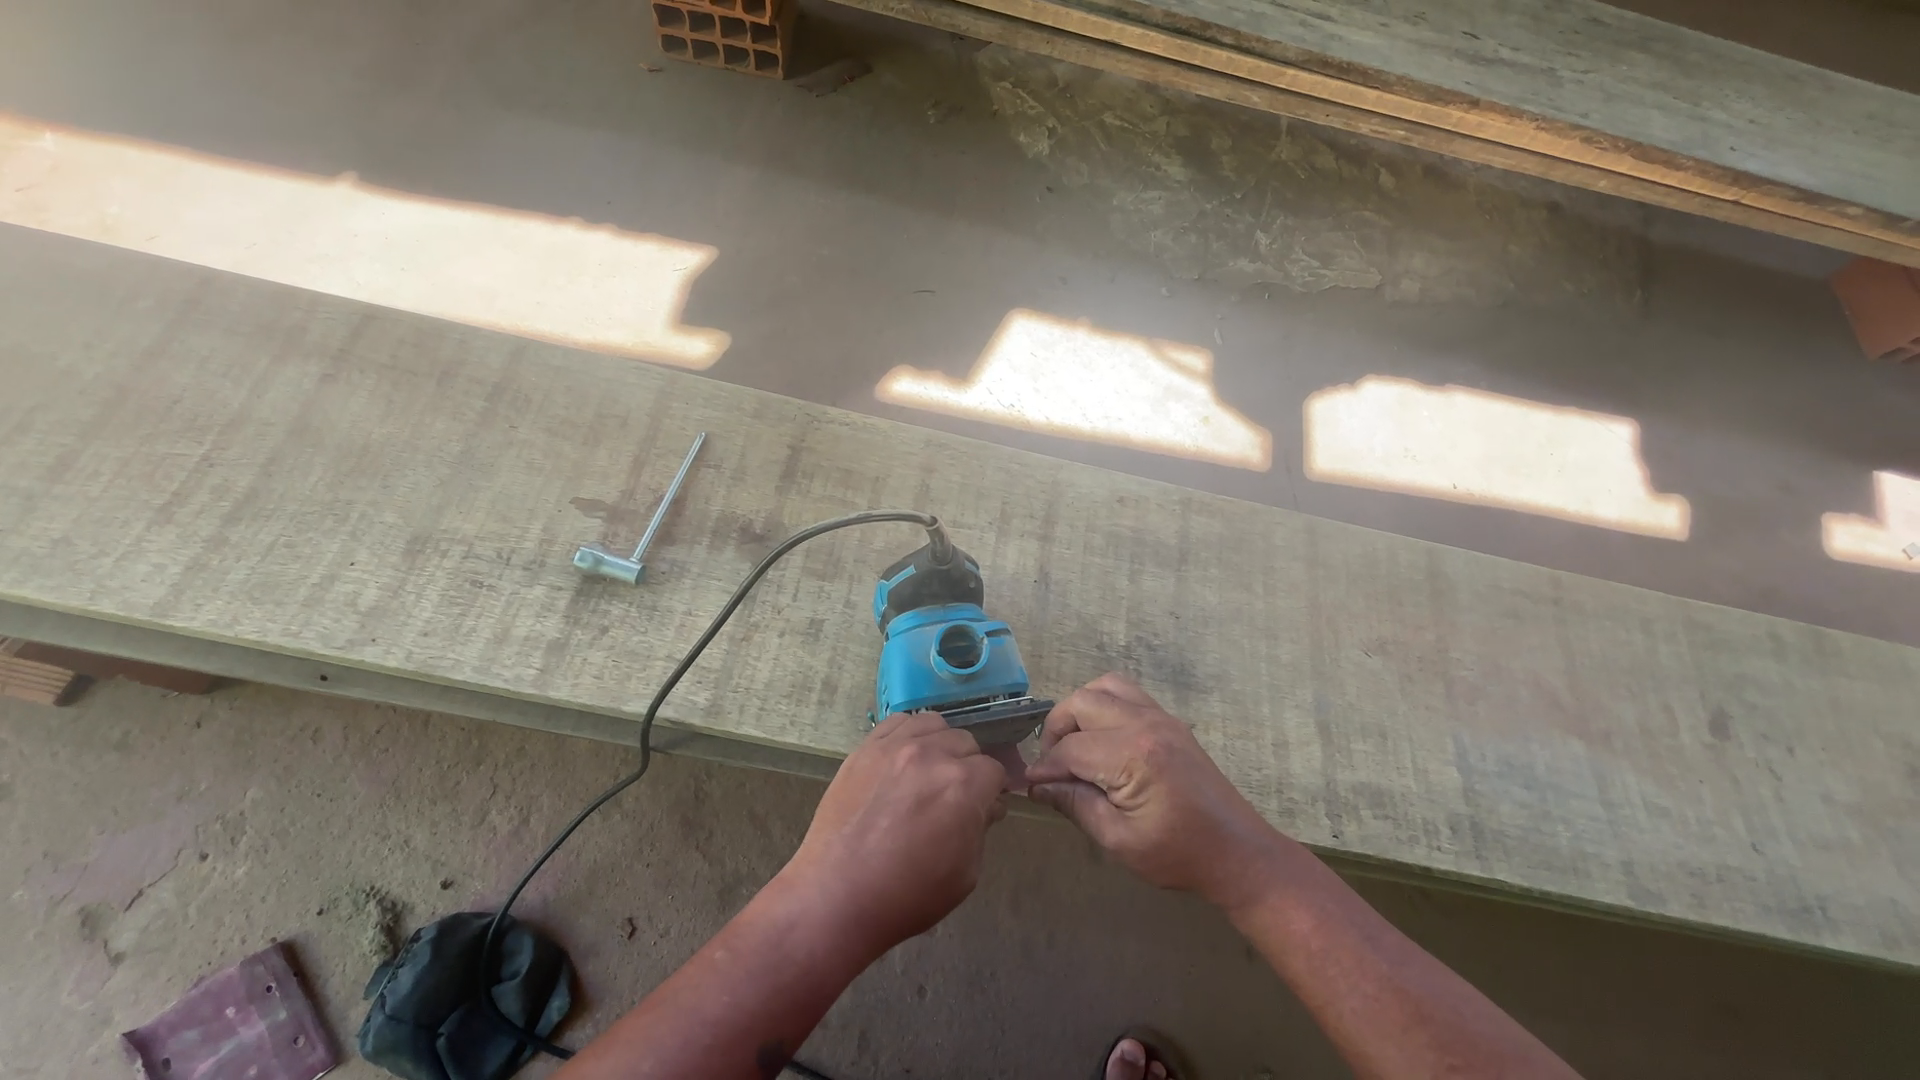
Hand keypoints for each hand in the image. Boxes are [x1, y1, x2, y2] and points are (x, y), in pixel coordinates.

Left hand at [779, 712, 1007, 954]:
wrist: (837, 896)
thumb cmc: (908, 895)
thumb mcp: (965, 873)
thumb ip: (981, 830)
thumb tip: (986, 807)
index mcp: (964, 786)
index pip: (994, 770)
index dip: (991, 792)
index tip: (982, 808)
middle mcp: (932, 755)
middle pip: (966, 743)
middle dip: (968, 768)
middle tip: (953, 797)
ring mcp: (894, 747)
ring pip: (933, 724)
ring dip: (940, 744)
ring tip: (928, 772)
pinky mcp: (865, 749)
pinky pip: (897, 722)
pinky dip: (908, 734)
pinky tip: (904, 758)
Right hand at [1025, 673, 1292, 910]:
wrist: (1237, 851)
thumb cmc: (1177, 854)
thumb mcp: (1118, 839)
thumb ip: (1075, 804)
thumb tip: (1038, 785)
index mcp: (1133, 756)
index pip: (1071, 749)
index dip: (1045, 768)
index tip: (1032, 785)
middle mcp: (1146, 724)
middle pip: (1082, 703)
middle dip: (1057, 730)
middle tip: (1052, 765)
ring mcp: (1161, 717)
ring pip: (1105, 687)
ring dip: (1081, 709)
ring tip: (1075, 744)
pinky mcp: (1171, 721)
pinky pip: (1128, 694)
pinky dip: (1106, 706)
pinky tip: (1102, 739)